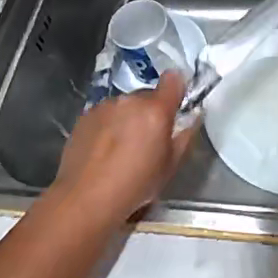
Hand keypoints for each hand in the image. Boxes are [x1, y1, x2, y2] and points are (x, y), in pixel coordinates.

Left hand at [51, 72, 196, 220]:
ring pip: (124, 106)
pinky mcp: (85, 116)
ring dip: (127, 119)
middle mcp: (129, 101)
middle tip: (146, 140)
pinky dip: (107, 126)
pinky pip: (105, 115)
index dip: (176, 89)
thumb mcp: (170, 166)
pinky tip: (102, 150)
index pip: (172, 80)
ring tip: (120, 148)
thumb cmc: (136, 184)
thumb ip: (185, 136)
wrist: (86, 196)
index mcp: (155, 110)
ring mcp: (104, 106)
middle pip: (146, 98)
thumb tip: (192, 118)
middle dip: (149, 113)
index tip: (174, 104)